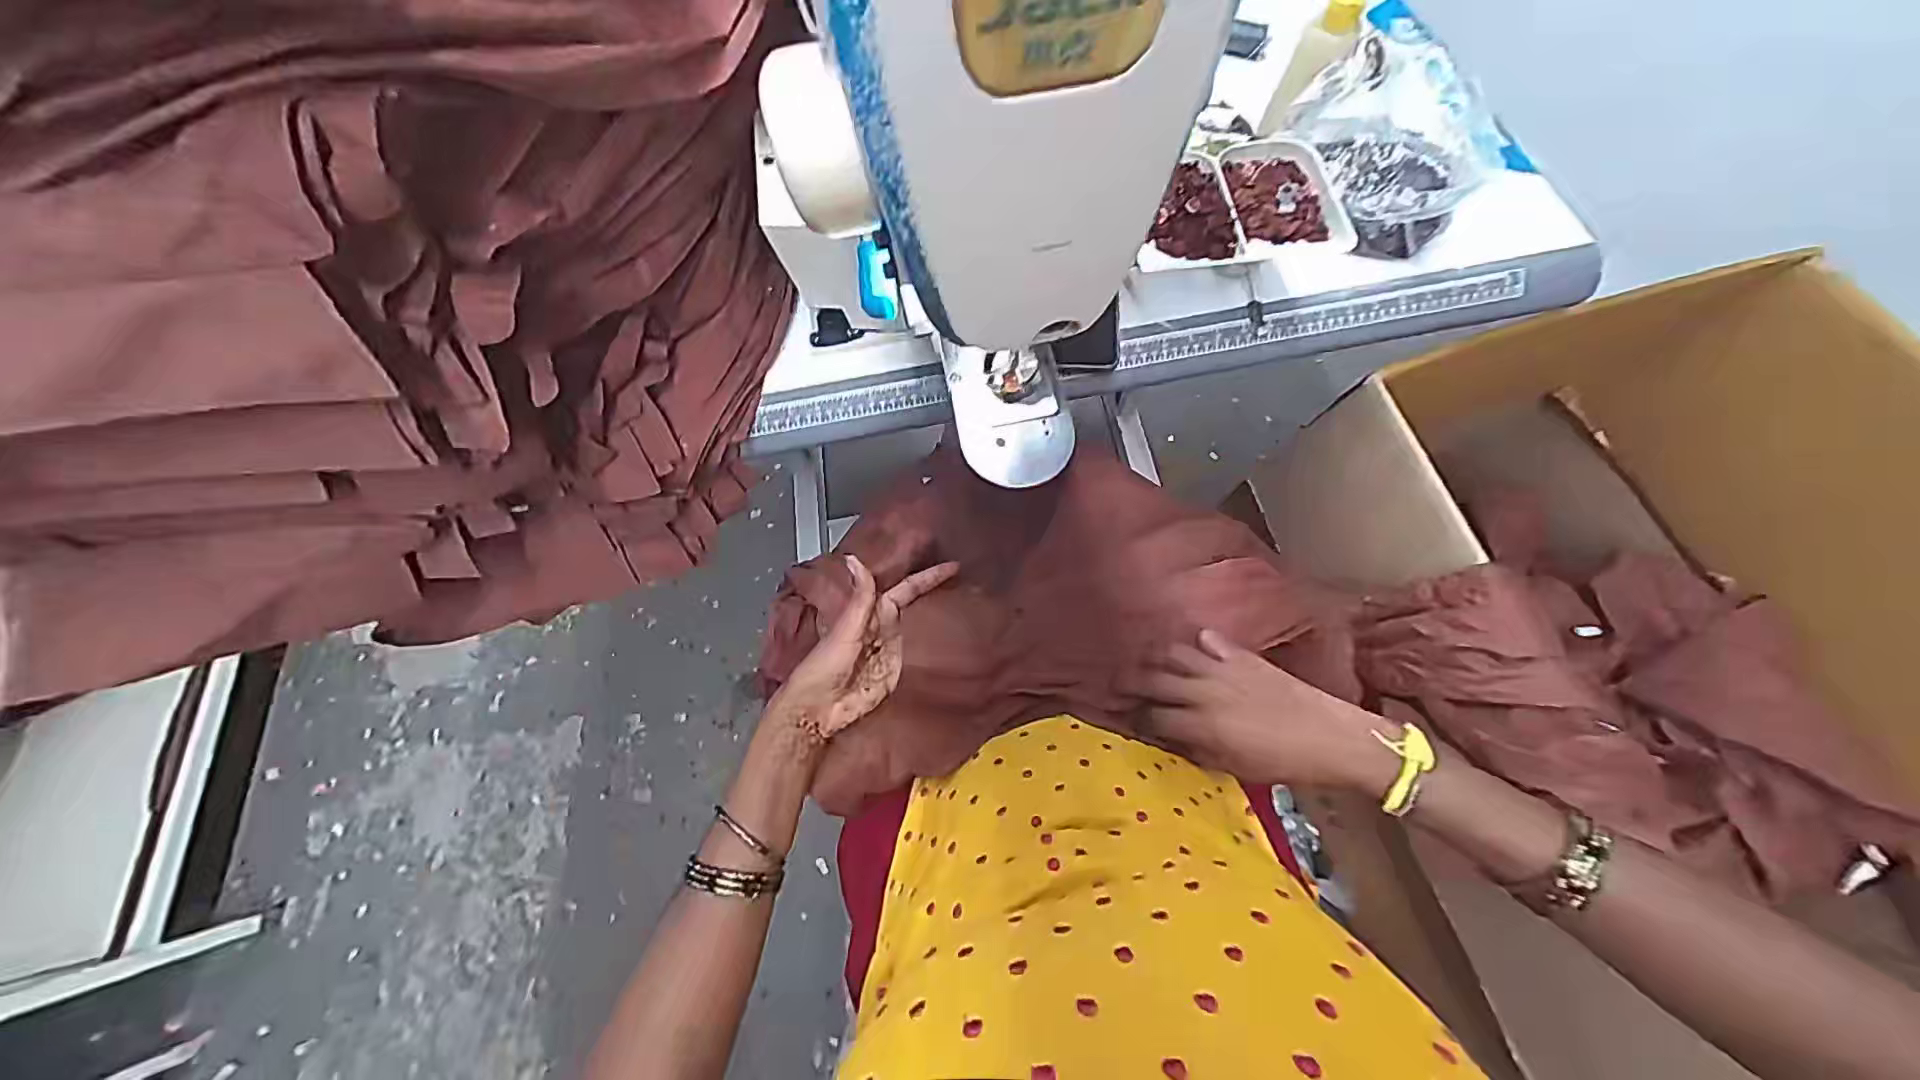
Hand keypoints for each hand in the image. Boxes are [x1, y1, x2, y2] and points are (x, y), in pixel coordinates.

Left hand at [767, 555, 958, 744]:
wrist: (820, 708)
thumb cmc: (822, 668)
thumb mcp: (845, 628)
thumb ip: (859, 598)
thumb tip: (855, 560)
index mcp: (869, 613)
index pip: (904, 589)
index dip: (926, 577)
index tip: (950, 566)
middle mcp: (880, 627)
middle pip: (909, 600)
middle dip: (929, 586)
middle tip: (957, 572)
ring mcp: (888, 649)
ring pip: (912, 621)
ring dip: (928, 608)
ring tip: (953, 593)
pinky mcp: (893, 670)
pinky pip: (912, 650)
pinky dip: (925, 640)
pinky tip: (937, 632)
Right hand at [1133, 628, 1394, 790]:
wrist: (1335, 738)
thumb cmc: (1286, 763)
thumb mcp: (1237, 768)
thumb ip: (1199, 751)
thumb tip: (1173, 740)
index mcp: (1201, 724)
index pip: (1152, 717)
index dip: (1133, 719)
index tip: (1125, 719)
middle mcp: (1204, 691)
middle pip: (1152, 680)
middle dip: (1131, 684)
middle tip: (1121, 687)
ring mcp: (1223, 668)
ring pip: (1174, 653)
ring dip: (1156, 658)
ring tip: (1149, 664)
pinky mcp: (1243, 656)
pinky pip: (1210, 640)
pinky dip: (1198, 643)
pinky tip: (1194, 648)